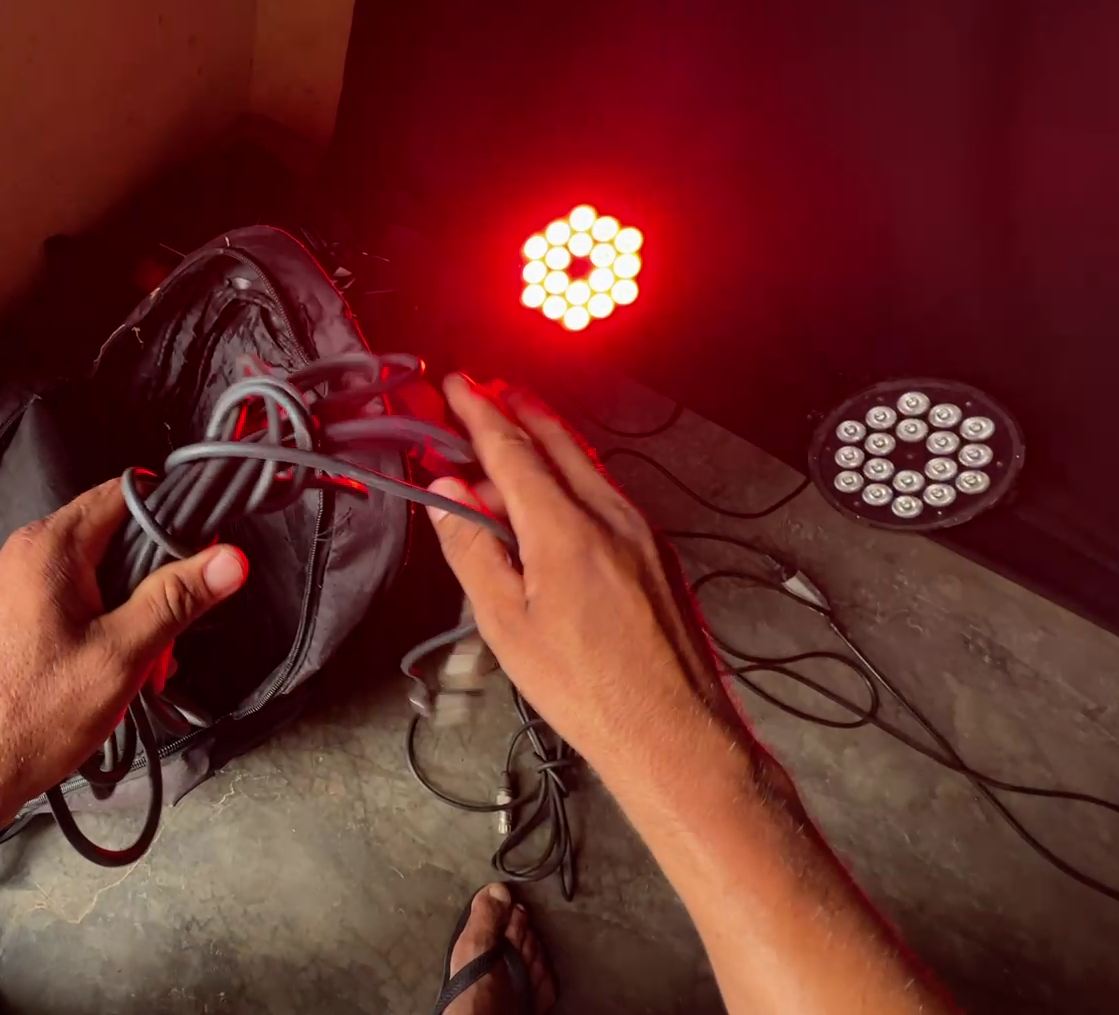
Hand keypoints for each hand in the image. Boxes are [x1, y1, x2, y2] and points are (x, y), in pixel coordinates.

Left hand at [0, 480, 248, 823]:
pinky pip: (65, 598)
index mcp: (52, 545)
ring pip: (91, 573)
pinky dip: (96, 622)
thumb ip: (176, 599)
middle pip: (111, 534)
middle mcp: (25, 550)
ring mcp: (9, 582)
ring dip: (127, 608)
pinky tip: (106, 668)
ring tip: (143, 662)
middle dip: (153, 575)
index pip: (125, 492)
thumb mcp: (119, 656)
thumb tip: (232, 557)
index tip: (205, 548)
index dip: (173, 511)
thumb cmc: (32, 714)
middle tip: (172, 631)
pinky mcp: (4, 614)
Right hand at [425, 374, 750, 788]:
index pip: (511, 451)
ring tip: (512, 428)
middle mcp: (609, 517)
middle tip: (485, 389)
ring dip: (543, 435)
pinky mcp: (655, 551)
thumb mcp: (505, 622)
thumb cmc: (584, 685)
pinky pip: (604, 490)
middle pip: (555, 441)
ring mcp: (640, 532)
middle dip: (515, 408)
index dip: (478, 413)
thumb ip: (472, 549)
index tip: (457, 385)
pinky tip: (554, 486)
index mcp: (565, 530)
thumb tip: (446, 494)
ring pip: (583, 462)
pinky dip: (569, 471)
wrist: (673, 733)